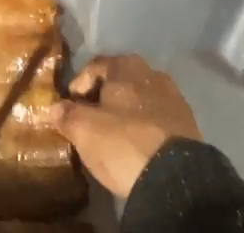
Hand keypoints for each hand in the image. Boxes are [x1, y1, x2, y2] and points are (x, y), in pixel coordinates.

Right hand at [52, 54, 200, 198]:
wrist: (175, 178)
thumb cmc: (124, 143)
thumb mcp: (84, 130)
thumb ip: (66, 115)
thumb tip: (55, 108)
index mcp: (126, 66)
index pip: (93, 67)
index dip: (77, 86)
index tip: (69, 109)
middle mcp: (151, 72)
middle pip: (118, 81)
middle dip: (102, 99)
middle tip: (89, 121)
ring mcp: (173, 96)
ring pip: (139, 99)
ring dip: (125, 112)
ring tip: (113, 135)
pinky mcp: (187, 122)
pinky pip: (156, 117)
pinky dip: (144, 125)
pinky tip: (136, 144)